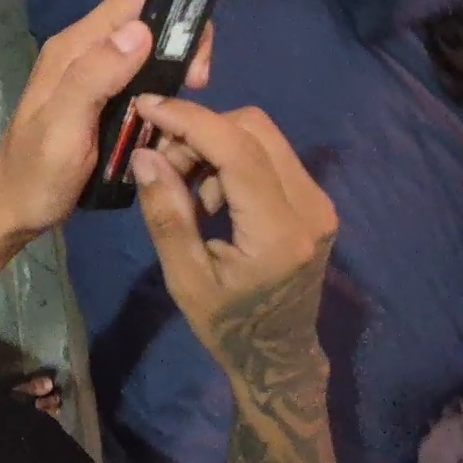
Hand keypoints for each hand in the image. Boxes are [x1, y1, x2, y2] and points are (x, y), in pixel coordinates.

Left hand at [0, 0, 261, 237]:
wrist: (15, 210)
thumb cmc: (36, 174)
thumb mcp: (62, 128)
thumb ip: (94, 77)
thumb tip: (141, 30)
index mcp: (75, 49)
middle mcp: (86, 52)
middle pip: (151, 18)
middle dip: (189, 36)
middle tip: (201, 81)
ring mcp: (95, 75)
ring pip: (154, 48)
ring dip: (183, 60)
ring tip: (196, 91)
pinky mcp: (105, 98)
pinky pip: (148, 76)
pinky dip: (171, 82)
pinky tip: (180, 104)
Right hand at [127, 98, 336, 377]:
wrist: (278, 356)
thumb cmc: (226, 326)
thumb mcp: (184, 278)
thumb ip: (167, 214)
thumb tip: (145, 155)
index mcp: (278, 232)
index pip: (238, 150)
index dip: (191, 120)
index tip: (148, 107)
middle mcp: (310, 206)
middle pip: (254, 128)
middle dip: (199, 132)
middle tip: (164, 164)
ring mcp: (318, 200)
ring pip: (262, 135)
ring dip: (213, 145)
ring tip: (186, 187)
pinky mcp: (314, 199)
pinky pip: (269, 153)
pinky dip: (231, 158)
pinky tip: (211, 196)